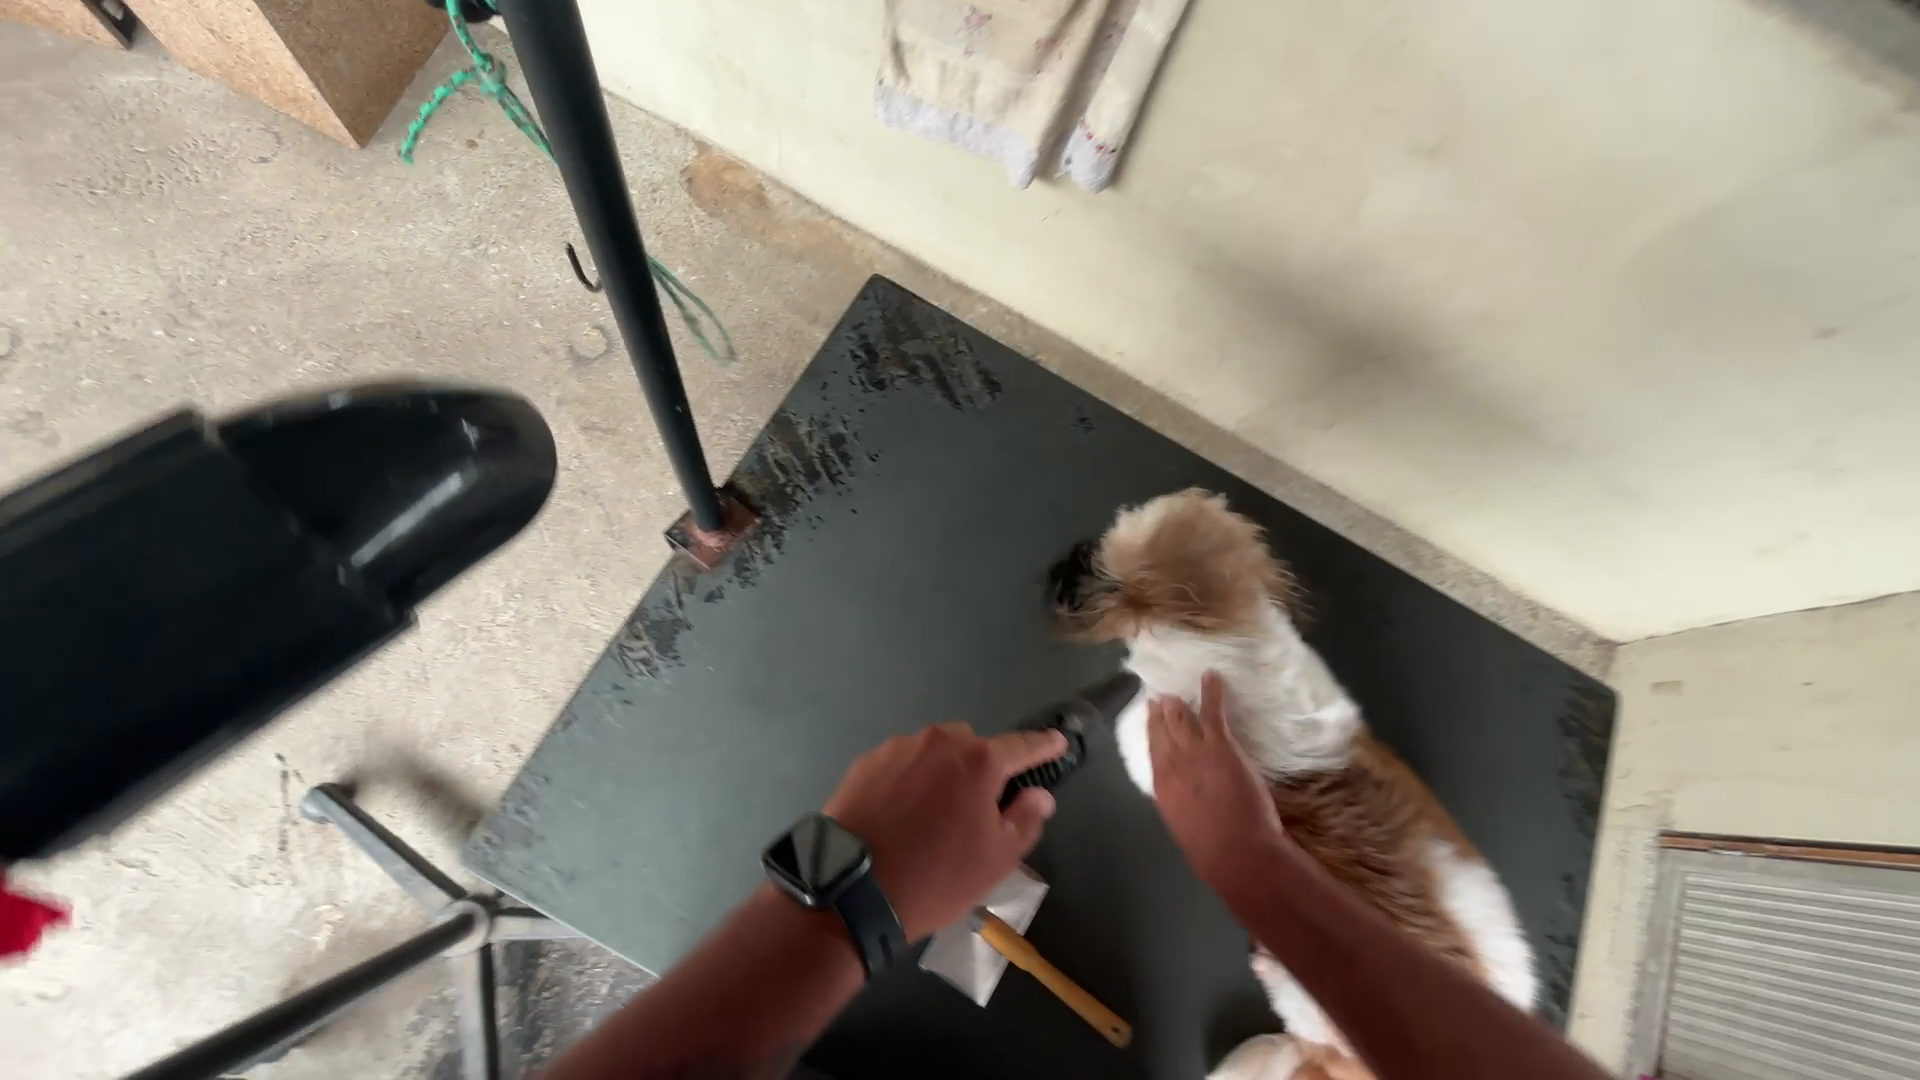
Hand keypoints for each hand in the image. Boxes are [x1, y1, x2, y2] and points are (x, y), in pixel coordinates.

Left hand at [824, 723, 1065, 940]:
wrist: (850, 889)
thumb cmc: (936, 876)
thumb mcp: (996, 859)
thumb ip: (1025, 819)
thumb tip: (1038, 795)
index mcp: (980, 760)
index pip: (1023, 746)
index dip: (1043, 746)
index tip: (1058, 741)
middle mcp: (940, 741)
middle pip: (974, 745)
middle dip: (982, 768)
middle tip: (977, 808)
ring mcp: (899, 747)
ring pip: (935, 752)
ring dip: (943, 772)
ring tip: (933, 815)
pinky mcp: (867, 761)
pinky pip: (902, 763)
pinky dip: (910, 779)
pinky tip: (901, 814)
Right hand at [1148, 671, 1287, 894]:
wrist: (1237, 852)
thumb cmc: (1210, 849)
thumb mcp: (1181, 822)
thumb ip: (1176, 798)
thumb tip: (1176, 788)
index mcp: (1162, 783)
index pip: (1152, 747)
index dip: (1151, 729)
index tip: (1150, 716)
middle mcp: (1172, 762)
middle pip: (1163, 728)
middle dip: (1161, 711)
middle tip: (1161, 698)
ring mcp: (1195, 750)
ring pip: (1181, 717)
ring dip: (1178, 703)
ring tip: (1176, 693)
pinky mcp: (1220, 745)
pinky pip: (1213, 711)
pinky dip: (1211, 691)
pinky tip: (1211, 675)